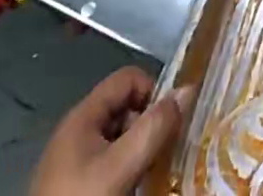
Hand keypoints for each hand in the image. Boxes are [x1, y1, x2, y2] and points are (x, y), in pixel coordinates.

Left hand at [29, 66, 193, 195]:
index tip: (168, 123)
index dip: (153, 92)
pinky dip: (129, 169)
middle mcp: (78, 131)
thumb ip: (154, 127)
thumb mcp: (121, 167)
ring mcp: (75, 160)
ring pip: (121, 137)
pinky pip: (111, 161)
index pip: (129, 78)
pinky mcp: (76, 184)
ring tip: (151, 175)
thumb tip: (188, 89)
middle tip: (164, 154)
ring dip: (142, 149)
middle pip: (126, 107)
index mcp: (83, 116)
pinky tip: (136, 188)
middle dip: (150, 125)